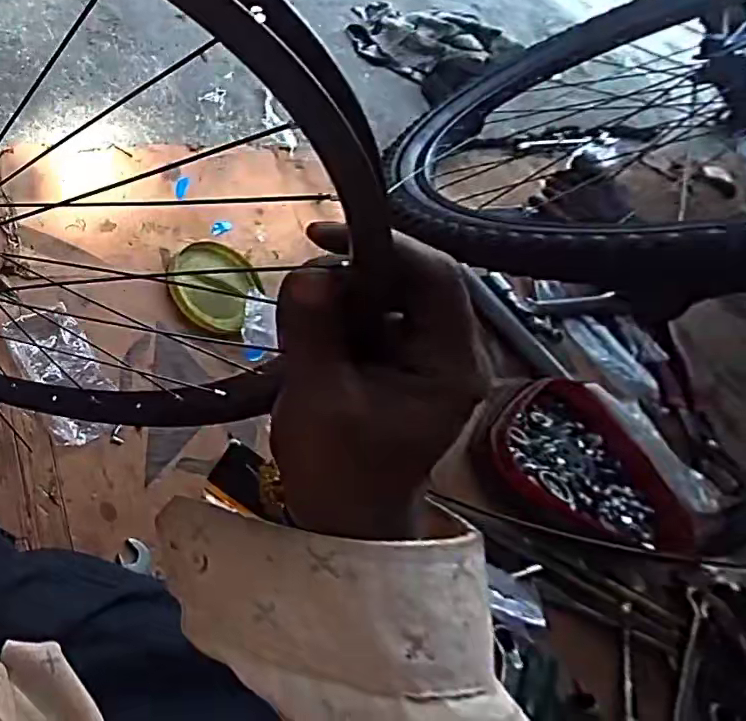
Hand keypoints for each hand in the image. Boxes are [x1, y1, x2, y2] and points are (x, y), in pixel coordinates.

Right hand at [270, 222, 488, 539]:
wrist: (340, 509)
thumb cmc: (340, 463)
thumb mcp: (321, 395)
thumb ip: (314, 331)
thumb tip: (309, 272)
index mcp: (449, 361)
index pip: (435, 279)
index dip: (381, 246)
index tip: (318, 236)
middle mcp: (440, 350)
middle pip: (400, 283)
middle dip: (343, 279)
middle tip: (297, 299)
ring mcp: (410, 355)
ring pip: (370, 297)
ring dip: (327, 300)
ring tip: (297, 337)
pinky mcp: (380, 360)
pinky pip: (353, 317)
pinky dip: (321, 316)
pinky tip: (300, 342)